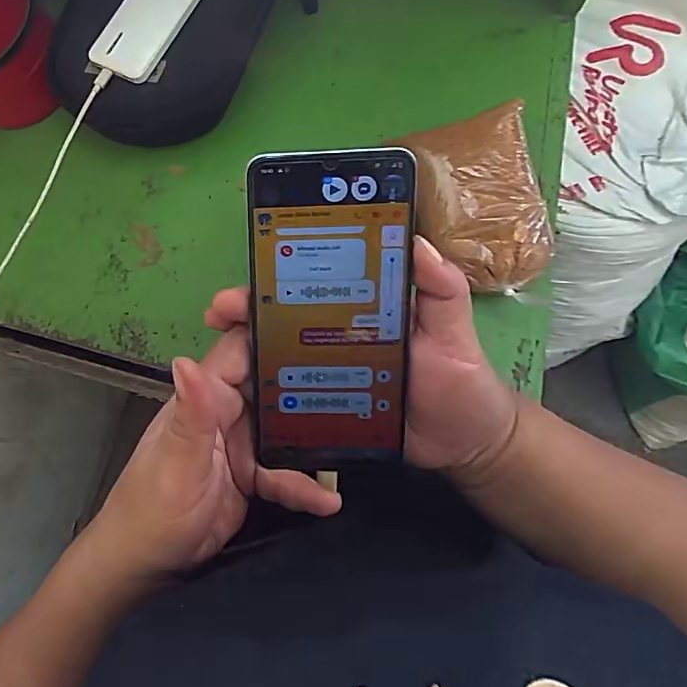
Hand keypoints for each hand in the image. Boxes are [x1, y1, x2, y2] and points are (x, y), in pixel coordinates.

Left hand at [80, 328, 340, 581]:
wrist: (145, 568)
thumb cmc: (151, 510)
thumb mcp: (175, 465)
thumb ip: (191, 416)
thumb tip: (186, 359)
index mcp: (204, 397)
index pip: (239, 350)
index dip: (267, 325)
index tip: (309, 308)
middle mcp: (227, 412)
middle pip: (272, 382)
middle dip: (309, 372)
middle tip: (360, 364)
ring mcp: (243, 443)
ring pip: (287, 425)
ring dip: (316, 430)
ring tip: (357, 428)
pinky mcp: (255, 474)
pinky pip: (286, 472)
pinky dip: (306, 484)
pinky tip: (329, 498)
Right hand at [205, 236, 520, 484]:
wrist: (467, 443)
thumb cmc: (462, 381)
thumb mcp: (455, 332)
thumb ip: (443, 290)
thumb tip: (420, 243)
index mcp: (362, 310)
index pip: (312, 285)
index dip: (276, 276)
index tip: (247, 278)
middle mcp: (337, 337)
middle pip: (282, 320)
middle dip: (245, 314)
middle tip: (219, 318)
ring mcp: (330, 376)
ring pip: (278, 362)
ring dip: (246, 359)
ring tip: (222, 364)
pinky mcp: (329, 410)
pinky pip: (291, 404)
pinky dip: (266, 403)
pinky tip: (247, 408)